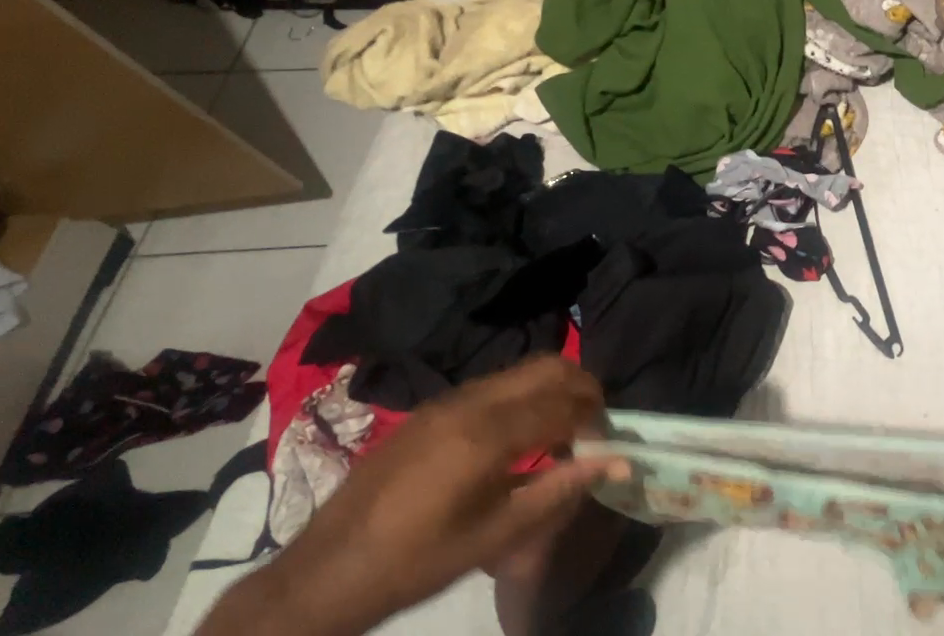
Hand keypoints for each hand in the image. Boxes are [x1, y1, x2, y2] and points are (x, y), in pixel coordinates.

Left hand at [198, 356, 625, 635]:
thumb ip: (561, 490)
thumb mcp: (496, 534)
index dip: (596, 417)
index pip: (565, 403)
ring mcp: (445, 402)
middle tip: (594, 423)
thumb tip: (619, 462)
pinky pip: (493, 386)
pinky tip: (519, 438)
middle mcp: (469, 403)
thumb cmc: (417, 561)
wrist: (324, 574)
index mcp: (487, 434)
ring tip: (561, 432)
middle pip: (547, 367)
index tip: (608, 442)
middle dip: (581, 387)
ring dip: (552, 390)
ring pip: (520, 371)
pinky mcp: (428, 411)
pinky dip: (522, 397)